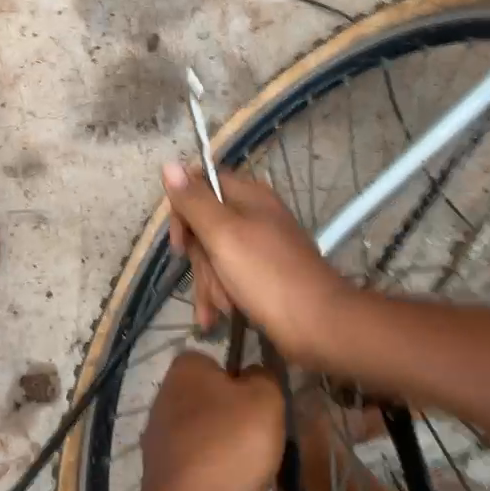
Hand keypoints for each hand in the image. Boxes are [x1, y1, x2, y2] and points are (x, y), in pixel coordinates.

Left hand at [140, 352, 283, 490]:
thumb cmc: (231, 442)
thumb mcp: (266, 396)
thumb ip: (264, 377)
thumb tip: (254, 376)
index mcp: (183, 368)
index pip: (215, 361)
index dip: (241, 379)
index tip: (260, 401)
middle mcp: (164, 397)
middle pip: (212, 400)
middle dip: (237, 418)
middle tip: (262, 436)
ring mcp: (161, 438)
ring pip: (208, 436)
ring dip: (229, 451)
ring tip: (253, 468)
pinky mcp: (166, 476)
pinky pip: (201, 467)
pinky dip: (219, 477)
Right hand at [162, 163, 353, 367]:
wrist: (320, 325)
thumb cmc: (268, 275)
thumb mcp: (223, 234)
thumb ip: (194, 201)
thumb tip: (169, 165)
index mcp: (248, 196)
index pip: (200, 185)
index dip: (183, 211)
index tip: (181, 243)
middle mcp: (254, 215)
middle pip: (205, 225)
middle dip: (199, 259)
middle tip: (209, 278)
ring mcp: (261, 246)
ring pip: (215, 255)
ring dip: (209, 283)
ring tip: (218, 309)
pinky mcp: (264, 274)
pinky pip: (230, 276)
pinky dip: (222, 295)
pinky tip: (217, 317)